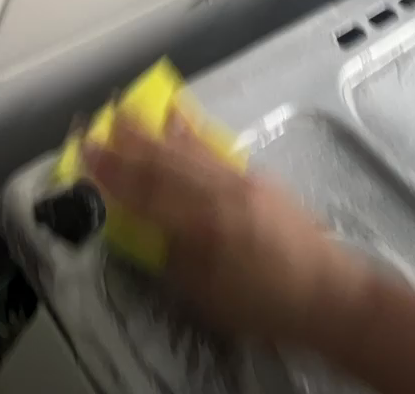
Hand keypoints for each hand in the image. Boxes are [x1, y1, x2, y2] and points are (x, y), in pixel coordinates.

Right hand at [81, 113, 373, 346]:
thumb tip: (144, 231)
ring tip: (123, 108)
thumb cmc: (266, 305)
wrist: (331, 295)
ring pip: (184, 147)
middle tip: (92, 123)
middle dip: (123, 142)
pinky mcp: (252, 175)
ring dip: (149, 128)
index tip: (84, 150)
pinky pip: (211, 145)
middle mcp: (216, 192)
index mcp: (202, 224)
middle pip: (160, 161)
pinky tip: (176, 112)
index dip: (110, 171)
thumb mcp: (208, 296)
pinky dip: (188, 127)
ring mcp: (236, 178)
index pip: (144, 191)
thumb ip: (172, 258)